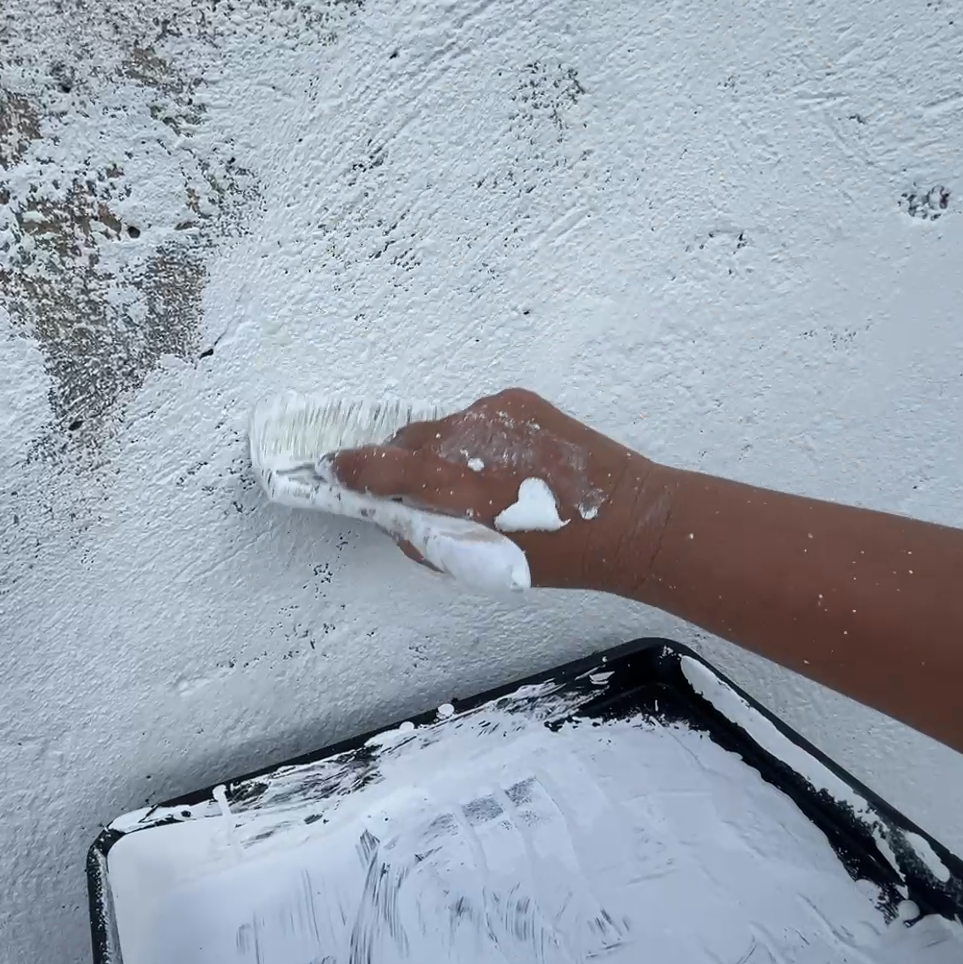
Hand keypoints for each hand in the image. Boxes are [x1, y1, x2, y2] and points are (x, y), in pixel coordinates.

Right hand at [323, 388, 672, 590]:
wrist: (627, 519)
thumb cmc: (551, 555)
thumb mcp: (476, 564)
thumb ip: (423, 537)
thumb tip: (394, 516)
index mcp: (451, 488)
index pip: (375, 467)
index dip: (348, 467)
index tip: (334, 467)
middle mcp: (463, 441)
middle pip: (403, 440)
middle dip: (399, 461)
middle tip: (420, 485)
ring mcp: (490, 414)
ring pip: (441, 428)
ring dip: (442, 450)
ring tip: (476, 476)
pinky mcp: (515, 400)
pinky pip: (474, 417)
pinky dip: (476, 437)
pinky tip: (506, 461)